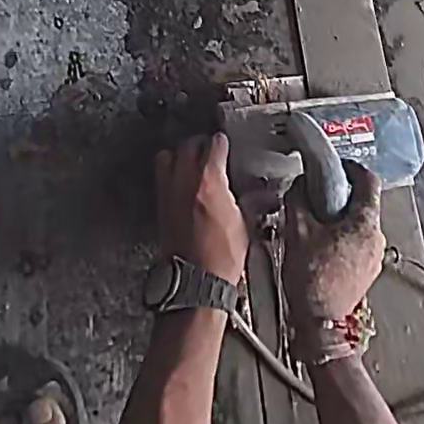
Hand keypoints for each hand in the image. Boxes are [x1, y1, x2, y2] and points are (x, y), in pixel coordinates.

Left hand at [155, 133, 247, 284]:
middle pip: (188, 145)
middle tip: (210, 148)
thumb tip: (264, 193)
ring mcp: (168, 192)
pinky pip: (161, 176)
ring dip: (179, 154)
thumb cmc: (221, 256)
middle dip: (200, 143)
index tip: (225, 142)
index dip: (222, 142)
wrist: (195, 281)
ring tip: (191, 160)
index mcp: (209, 181)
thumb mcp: (244, 225)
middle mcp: (185, 181)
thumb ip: (253, 202)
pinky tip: (181, 181)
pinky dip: (169, 171)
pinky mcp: (160, 205)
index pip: (214, 146)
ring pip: (167, 156)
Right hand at [280, 160, 384, 321]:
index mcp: (365, 222)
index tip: (334, 166)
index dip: (350, 167)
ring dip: (337, 218)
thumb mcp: (296, 230)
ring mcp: (374, 256)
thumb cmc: (311, 280)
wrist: (321, 324)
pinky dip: (340, 236)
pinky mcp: (367, 271)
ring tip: (312, 224)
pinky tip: (318, 246)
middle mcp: (376, 238)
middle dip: (338, 195)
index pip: (368, 180)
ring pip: (358, 224)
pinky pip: (356, 243)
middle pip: (363, 202)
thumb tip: (299, 184)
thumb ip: (297, 199)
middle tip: (314, 196)